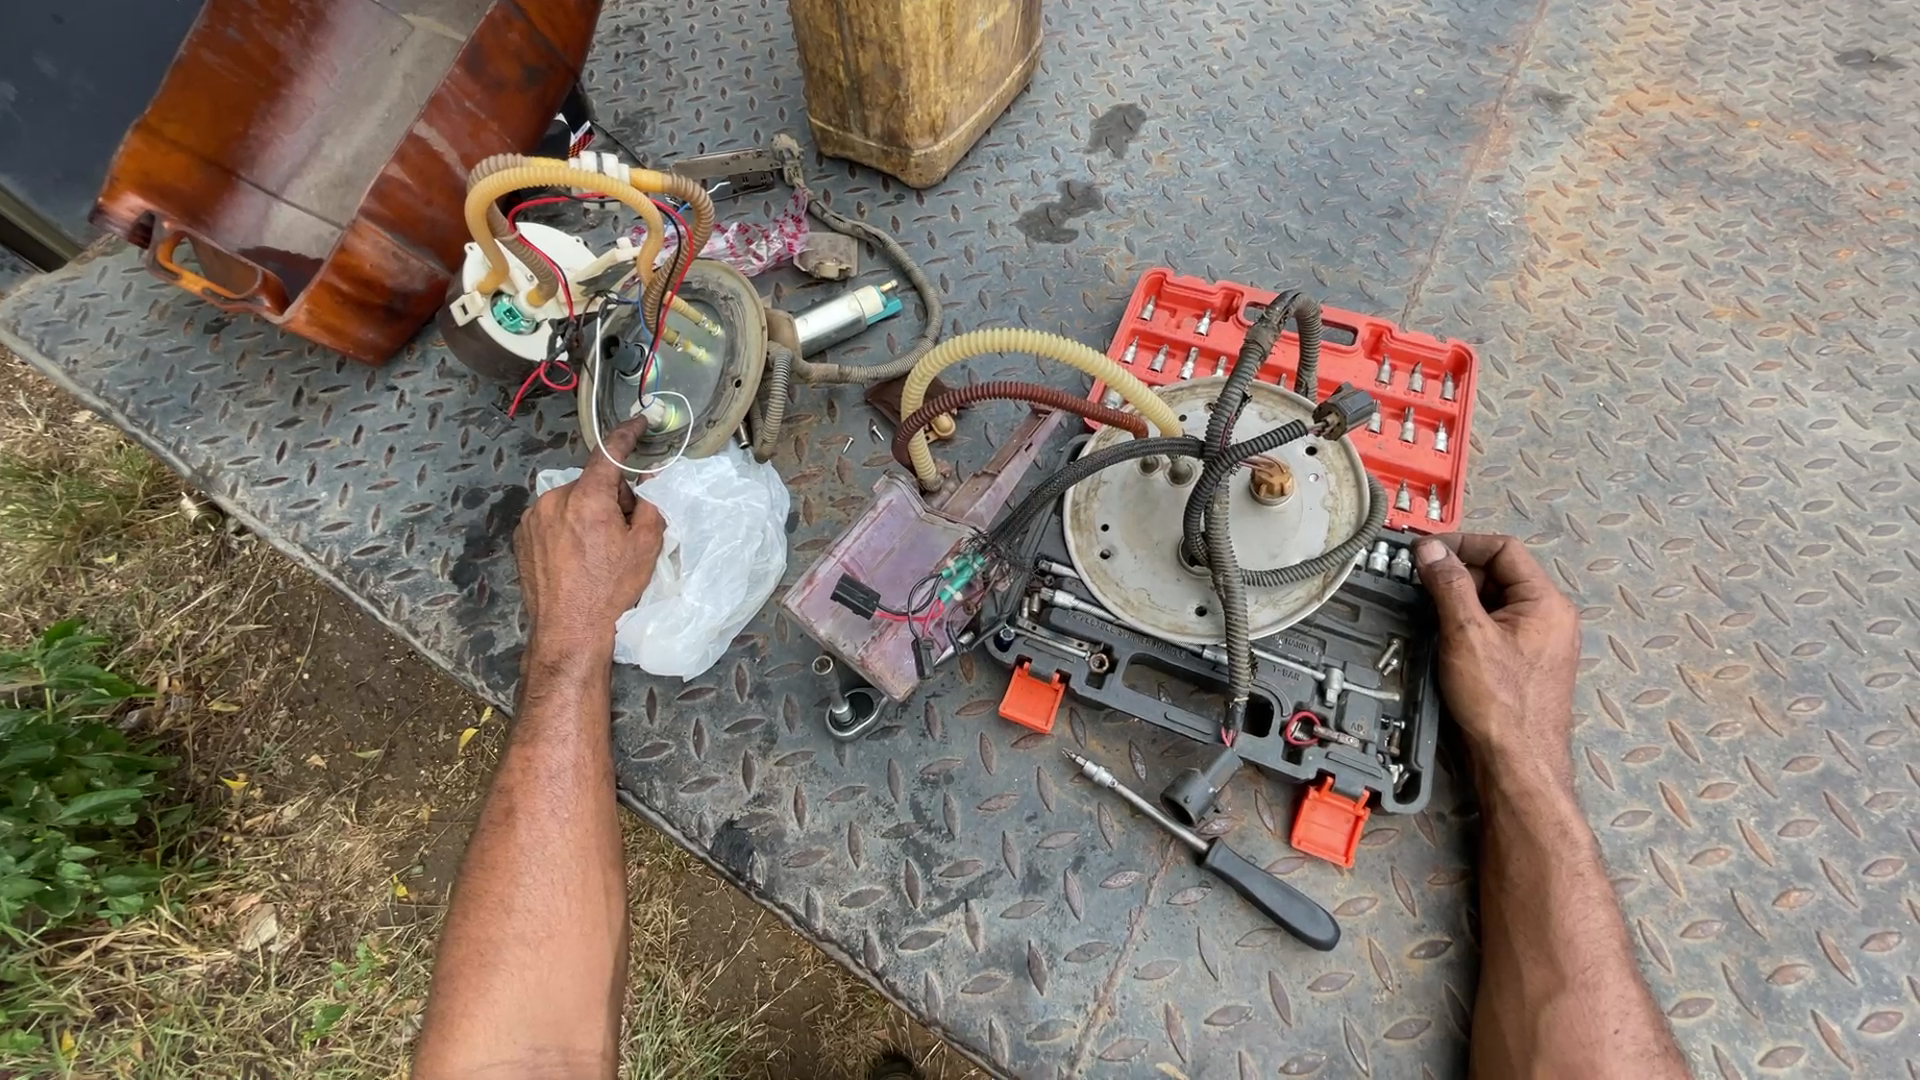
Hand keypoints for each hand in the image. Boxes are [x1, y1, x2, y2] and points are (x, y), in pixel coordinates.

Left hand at [514, 419, 665, 658]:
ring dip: (590, 513)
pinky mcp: (522, 537)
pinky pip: (554, 520)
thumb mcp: (646, 546)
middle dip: (613, 497)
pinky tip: (579, 558)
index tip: (641, 423)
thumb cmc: (612, 589)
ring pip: (573, 502)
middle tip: (626, 531)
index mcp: (586, 498)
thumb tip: (648, 484)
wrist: (569, 631)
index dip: (627, 434)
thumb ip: (650, 505)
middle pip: (593, 483)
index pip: (609, 453)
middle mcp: (553, 500)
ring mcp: (533, 519)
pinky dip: (570, 528)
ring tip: (600, 550)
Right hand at [1414, 534, 1580, 794]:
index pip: (1504, 549)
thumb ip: (1448, 584)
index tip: (1423, 551)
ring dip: (1456, 598)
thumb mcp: (1466, 633)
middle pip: (1497, 573)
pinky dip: (1464, 621)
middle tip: (1418, 583)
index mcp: (1546, 603)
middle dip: (1455, 573)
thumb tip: (1430, 548)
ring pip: (1491, 600)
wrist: (1516, 759)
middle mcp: (1548, 616)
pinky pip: (1491, 624)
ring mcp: (1536, 639)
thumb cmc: (1498, 700)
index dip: (1462, 544)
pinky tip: (1442, 635)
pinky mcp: (1521, 659)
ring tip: (1426, 611)